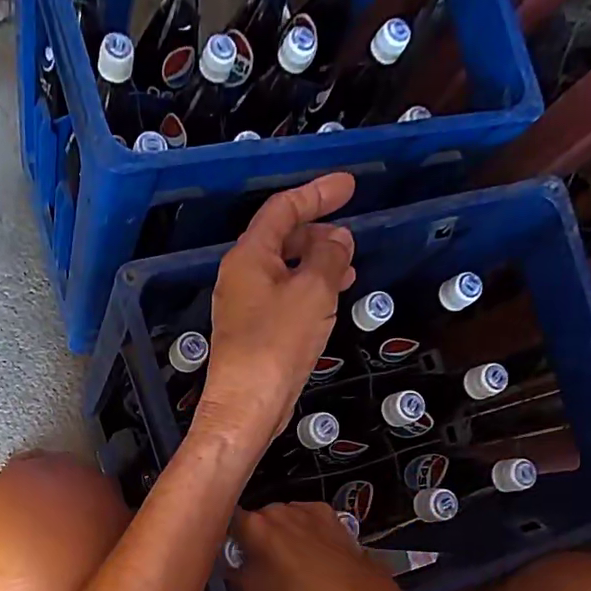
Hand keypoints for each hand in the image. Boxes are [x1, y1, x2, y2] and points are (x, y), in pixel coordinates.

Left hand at [193, 174, 357, 451]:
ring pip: (284, 269)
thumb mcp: (314, 291)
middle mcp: (239, 277)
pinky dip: (308, 289)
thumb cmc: (276, 345)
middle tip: (350, 237)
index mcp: (248, 258)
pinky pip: (283, 296)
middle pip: (280, 238)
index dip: (317, 193)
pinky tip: (328, 299)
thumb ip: (329, 256)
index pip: (281, 209)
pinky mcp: (252, 331)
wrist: (247, 404)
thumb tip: (338, 239)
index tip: (348, 185)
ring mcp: (243, 306)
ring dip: (317, 263)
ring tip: (348, 267)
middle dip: (318, 231)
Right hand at [230, 501, 395, 590]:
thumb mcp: (252, 589)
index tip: (233, 546)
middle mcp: (275, 508)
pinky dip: (304, 525)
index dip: (229, 532)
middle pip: (257, 517)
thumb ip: (231, 573)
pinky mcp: (326, 510)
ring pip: (282, 514)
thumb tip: (226, 565)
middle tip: (264, 555)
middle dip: (257, 532)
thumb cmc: (296, 589)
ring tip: (293, 551)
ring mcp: (302, 506)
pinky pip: (305, 514)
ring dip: (282, 528)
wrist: (349, 588)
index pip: (229, 518)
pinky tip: (313, 544)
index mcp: (252, 524)